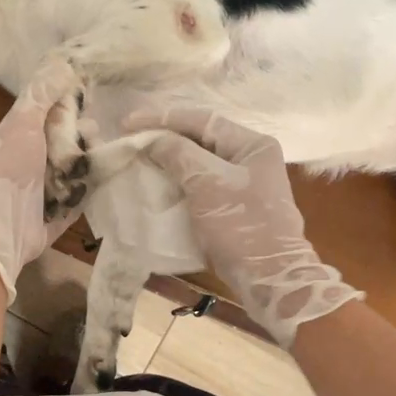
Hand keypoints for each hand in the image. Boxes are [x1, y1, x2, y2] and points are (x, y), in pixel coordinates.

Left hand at [0, 61, 80, 302]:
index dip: (74, 99)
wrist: (1, 230)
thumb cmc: (7, 172)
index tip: (96, 89)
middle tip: (90, 135)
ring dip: (93, 158)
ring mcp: (54, 182)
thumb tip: (64, 63)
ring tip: (98, 158)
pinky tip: (116, 173)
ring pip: (85, 161)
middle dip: (86, 133)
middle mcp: (39, 155)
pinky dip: (99, 182)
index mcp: (25, 132)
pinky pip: (90, 188)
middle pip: (74, 134)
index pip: (56, 108)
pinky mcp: (67, 206)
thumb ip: (41, 95)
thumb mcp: (21, 126)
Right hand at [129, 106, 360, 345]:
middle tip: (129, 138)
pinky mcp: (231, 206)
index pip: (201, 119)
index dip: (162, 118)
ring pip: (196, 161)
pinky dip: (175, 180)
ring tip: (136, 158)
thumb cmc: (241, 225)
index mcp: (251, 144)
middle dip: (163, 137)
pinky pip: (197, 183)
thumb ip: (178, 154)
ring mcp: (241, 183)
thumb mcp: (207, 184)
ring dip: (166, 159)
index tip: (127, 123)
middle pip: (199, 138)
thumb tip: (152, 139)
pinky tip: (154, 182)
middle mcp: (248, 157)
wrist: (268, 278)